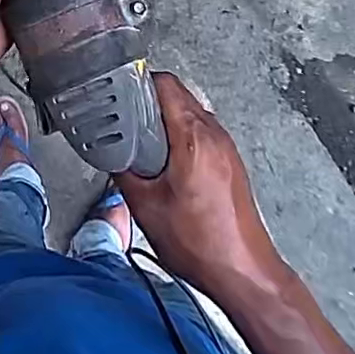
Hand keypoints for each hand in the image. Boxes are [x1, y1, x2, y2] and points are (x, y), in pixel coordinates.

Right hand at [117, 73, 289, 299]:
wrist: (243, 273)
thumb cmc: (202, 244)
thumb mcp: (145, 206)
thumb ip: (123, 170)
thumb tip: (112, 153)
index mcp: (192, 137)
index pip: (166, 84)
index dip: (141, 80)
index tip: (123, 86)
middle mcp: (214, 135)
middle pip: (179, 93)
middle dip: (151, 97)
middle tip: (127, 112)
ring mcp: (227, 147)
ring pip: (192, 110)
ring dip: (168, 115)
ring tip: (145, 135)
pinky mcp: (231, 161)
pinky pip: (203, 129)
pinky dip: (183, 132)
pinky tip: (168, 157)